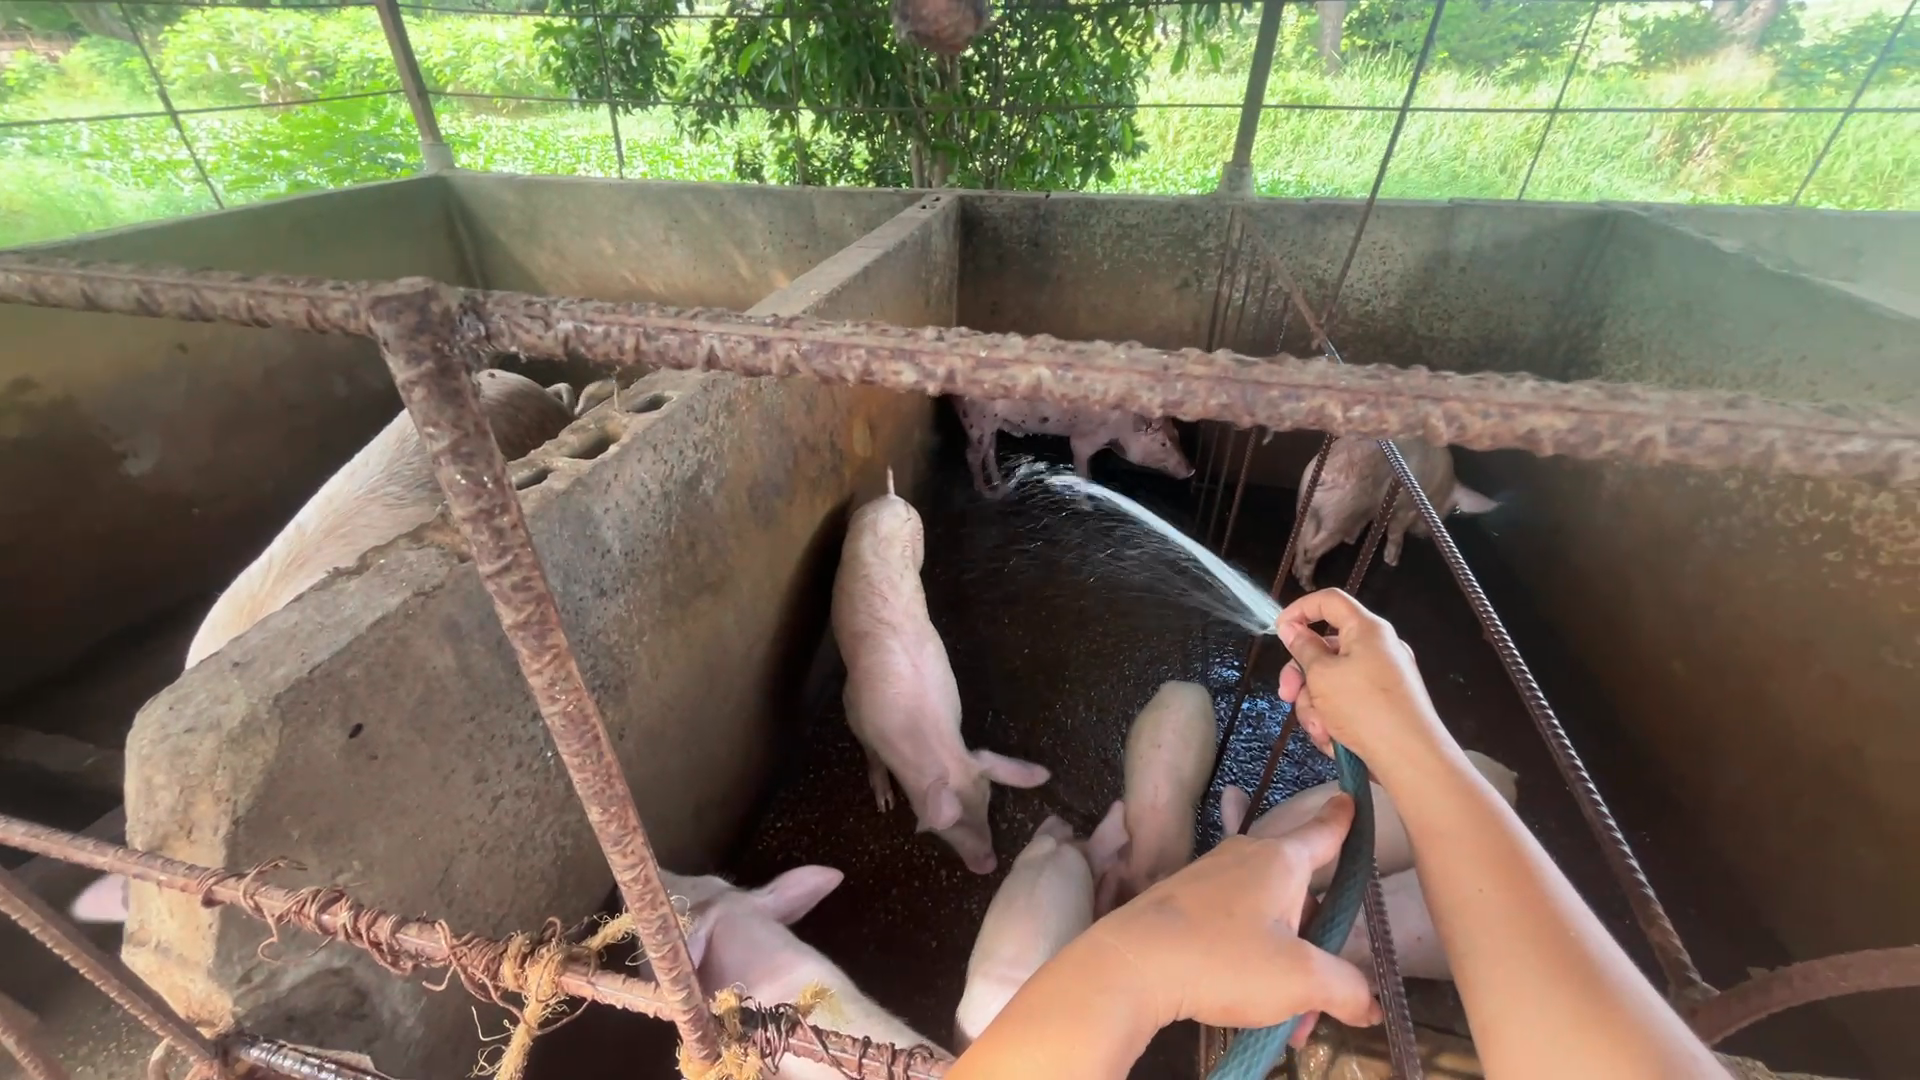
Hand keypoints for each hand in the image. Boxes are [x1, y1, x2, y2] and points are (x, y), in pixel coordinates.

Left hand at [1076, 795, 1381, 1040]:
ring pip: (1268, 921)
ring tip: (1284, 1027)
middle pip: (1300, 897)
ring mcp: (1212, 877)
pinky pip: (1235, 927)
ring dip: (1285, 971)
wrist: (1136, 960)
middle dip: (1317, 953)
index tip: (1348, 797)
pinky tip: (1248, 1005)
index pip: (1320, 835)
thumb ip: (1346, 987)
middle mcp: (1246, 857)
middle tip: (1320, 1007)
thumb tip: (1365, 1000)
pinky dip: (1251, 964)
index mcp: (1280, 861)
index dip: (1340, 822)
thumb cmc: (1225, 957)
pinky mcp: (1187, 900)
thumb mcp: (1302, 979)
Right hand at [1275, 588, 1448, 769]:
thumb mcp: (1321, 675)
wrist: (1411, 759)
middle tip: (1287, 695)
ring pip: (1330, 680)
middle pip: (1324, 648)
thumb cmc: (1363, 708)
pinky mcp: (1383, 705)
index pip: (1329, 601)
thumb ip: (1302, 648)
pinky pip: (1346, 701)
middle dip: (1301, 675)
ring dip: (1315, 704)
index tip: (1279, 630)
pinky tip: (1334, 739)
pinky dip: (1334, 718)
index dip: (1300, 609)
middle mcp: (1377, 649)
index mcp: (1367, 630)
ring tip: (1320, 728)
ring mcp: (1382, 678)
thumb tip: (1291, 628)